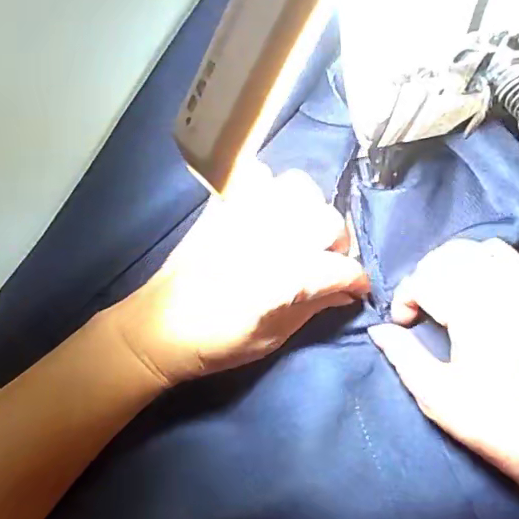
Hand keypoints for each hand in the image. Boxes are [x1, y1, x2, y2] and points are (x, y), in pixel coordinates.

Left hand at [110, 164, 369, 386]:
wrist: (161, 327)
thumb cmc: (218, 343)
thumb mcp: (273, 337)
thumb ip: (313, 307)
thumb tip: (344, 292)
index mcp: (284, 278)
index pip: (341, 267)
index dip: (356, 280)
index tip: (357, 289)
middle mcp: (270, 237)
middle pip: (328, 221)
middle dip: (337, 243)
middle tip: (327, 262)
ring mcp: (246, 215)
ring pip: (300, 188)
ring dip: (308, 210)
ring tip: (299, 233)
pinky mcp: (224, 205)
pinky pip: (258, 175)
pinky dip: (269, 188)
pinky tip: (267, 212)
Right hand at [368, 238, 518, 518]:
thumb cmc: (496, 423)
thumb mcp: (437, 396)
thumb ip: (403, 356)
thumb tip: (379, 331)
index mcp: (475, 311)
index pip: (426, 277)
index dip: (404, 297)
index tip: (402, 325)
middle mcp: (504, 290)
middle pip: (453, 254)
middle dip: (425, 274)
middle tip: (418, 308)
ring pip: (485, 248)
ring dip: (456, 263)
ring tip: (444, 294)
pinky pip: (515, 260)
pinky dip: (489, 263)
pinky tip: (480, 290)